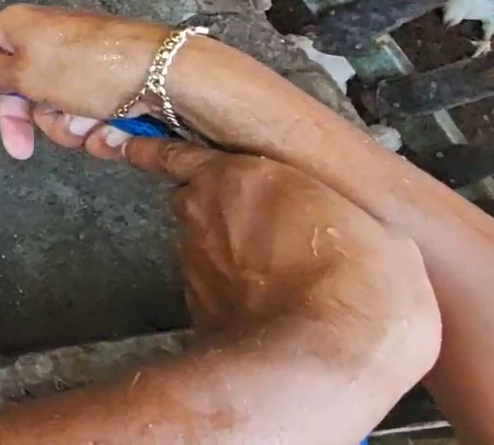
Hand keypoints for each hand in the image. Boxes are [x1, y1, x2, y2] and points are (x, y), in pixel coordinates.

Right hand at [0, 5, 172, 158]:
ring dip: (64, 123)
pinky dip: (93, 123)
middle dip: (22, 118)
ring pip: (51, 102)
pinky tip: (111, 126)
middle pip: (14, 82)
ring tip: (88, 124)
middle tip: (20, 149)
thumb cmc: (84, 69)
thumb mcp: (25, 75)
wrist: (168, 75)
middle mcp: (44, 39)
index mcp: (17, 25)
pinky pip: (83, 108)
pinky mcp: (106, 80)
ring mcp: (78, 61)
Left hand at [124, 137, 439, 378]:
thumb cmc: (358, 274)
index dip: (152, 151)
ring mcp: (191, 255)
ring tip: (287, 282)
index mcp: (229, 177)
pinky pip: (213, 286)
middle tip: (267, 234)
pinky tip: (275, 311)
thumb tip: (320, 219)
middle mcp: (197, 209)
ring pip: (204, 245)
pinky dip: (235, 293)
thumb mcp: (365, 222)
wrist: (325, 349)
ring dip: (232, 256)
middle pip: (195, 200)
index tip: (128, 146)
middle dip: (220, 211)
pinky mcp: (194, 298)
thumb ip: (318, 207)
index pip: (173, 154)